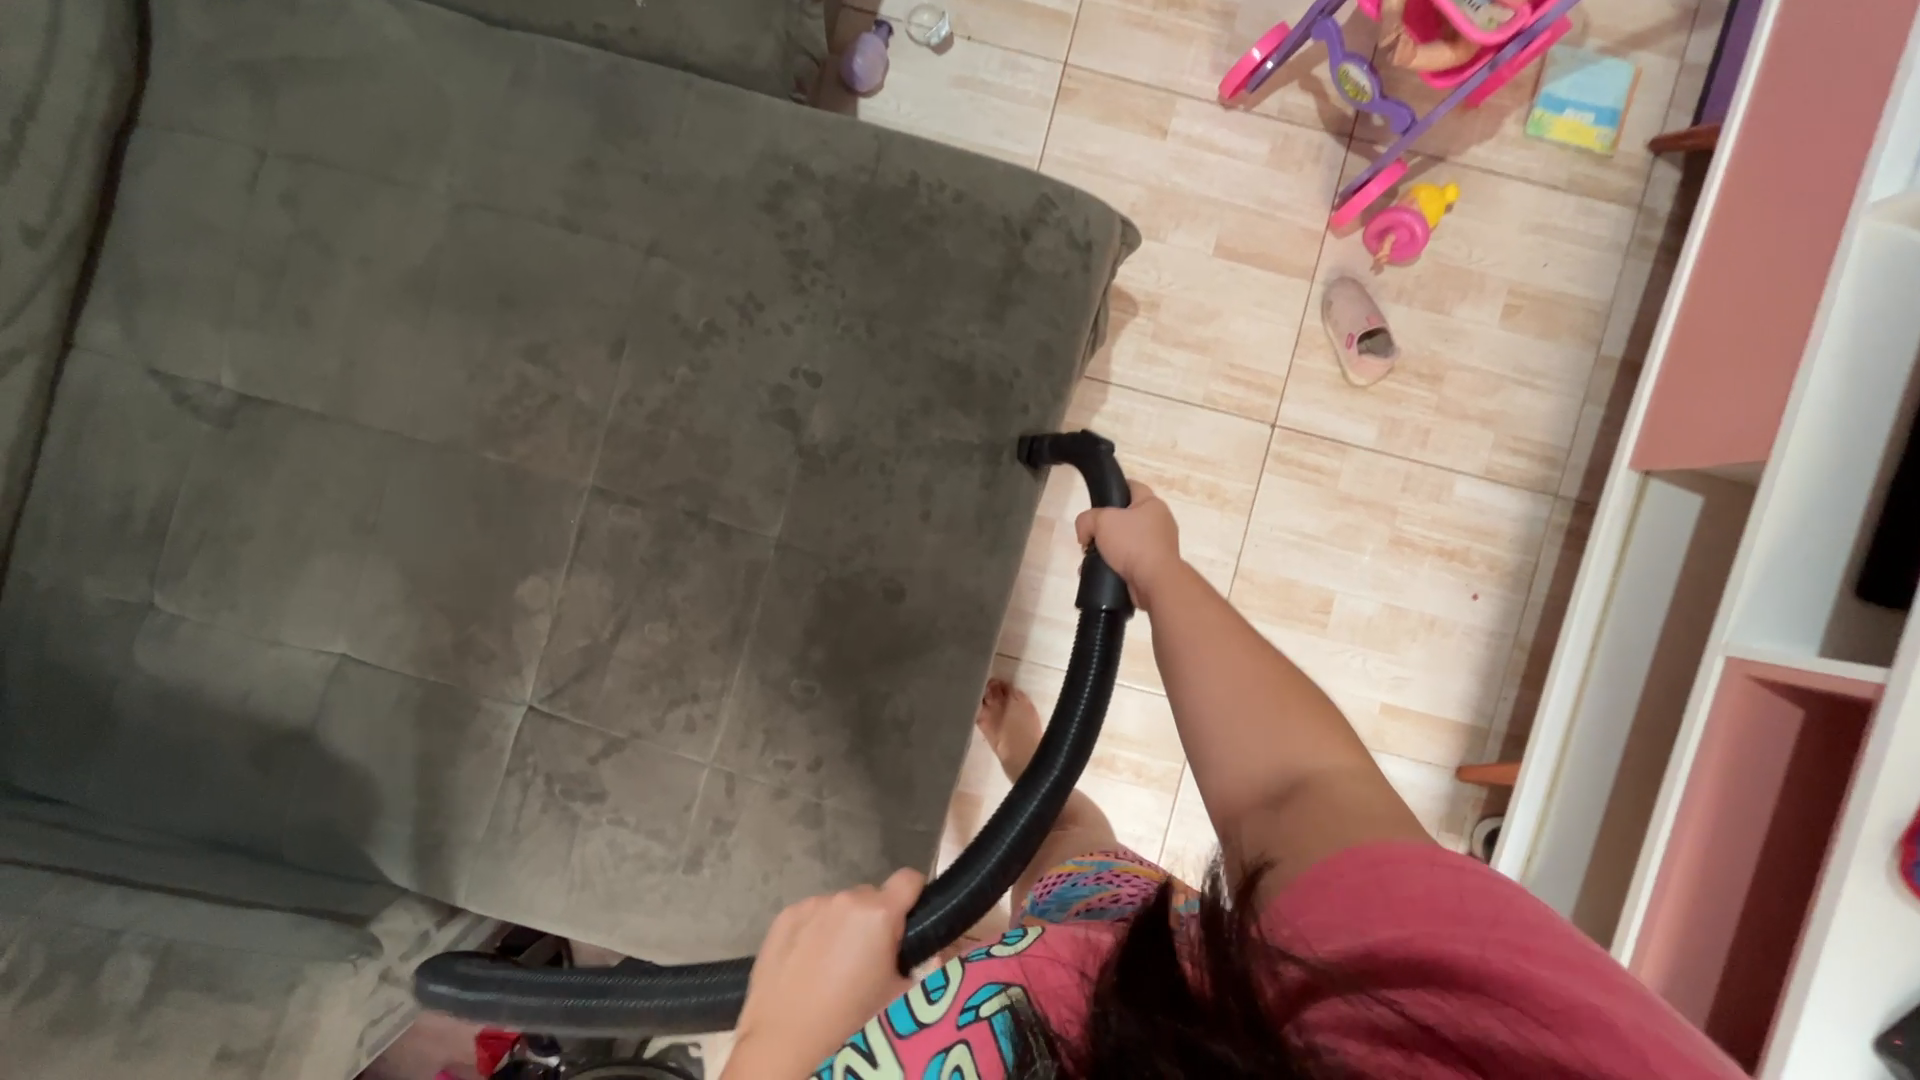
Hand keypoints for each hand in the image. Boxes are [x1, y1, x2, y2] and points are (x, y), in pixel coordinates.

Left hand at [725, 868, 925, 1077]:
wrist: (783, 1048)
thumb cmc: (851, 1024)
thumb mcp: (902, 999)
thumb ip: (924, 967)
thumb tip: (932, 952)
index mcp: (879, 914)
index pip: (910, 878)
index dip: (915, 898)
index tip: (911, 924)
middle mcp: (845, 899)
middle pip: (873, 898)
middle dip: (876, 922)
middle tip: (870, 963)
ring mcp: (811, 905)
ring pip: (841, 908)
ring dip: (845, 927)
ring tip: (834, 969)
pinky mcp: (783, 918)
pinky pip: (812, 915)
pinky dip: (816, 932)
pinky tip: (807, 967)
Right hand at [1074, 482, 1182, 608]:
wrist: (1154, 582)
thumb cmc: (1133, 543)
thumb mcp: (1101, 521)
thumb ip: (1086, 520)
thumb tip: (1086, 536)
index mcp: (1152, 505)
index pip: (1132, 486)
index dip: (1113, 488)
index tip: (1097, 498)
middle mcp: (1159, 523)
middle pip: (1125, 517)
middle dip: (1104, 527)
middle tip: (1089, 535)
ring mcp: (1158, 546)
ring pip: (1125, 541)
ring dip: (1106, 549)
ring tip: (1091, 557)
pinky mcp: (1154, 567)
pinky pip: (1129, 561)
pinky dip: (1114, 565)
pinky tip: (1100, 571)